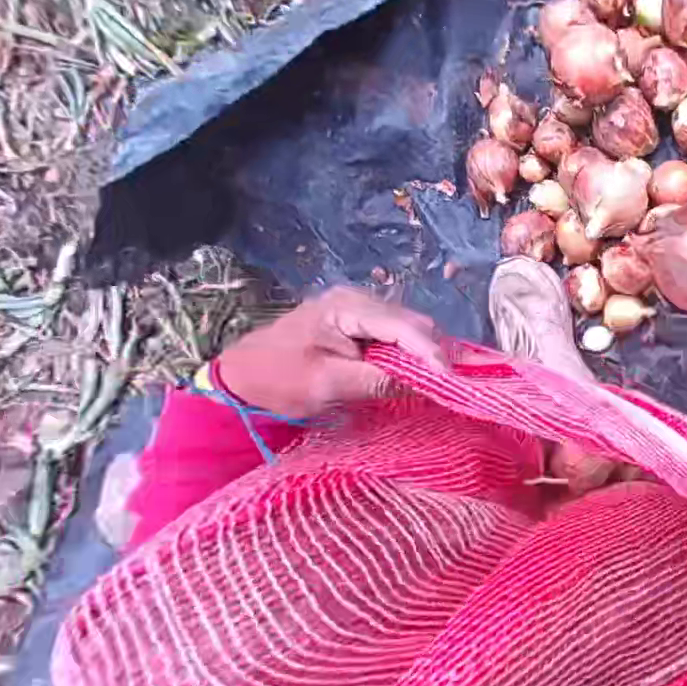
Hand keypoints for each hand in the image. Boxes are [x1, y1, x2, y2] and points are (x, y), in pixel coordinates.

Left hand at [215, 287, 446, 418]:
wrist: (237, 380)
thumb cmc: (279, 382)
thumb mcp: (328, 386)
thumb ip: (378, 381)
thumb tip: (426, 383)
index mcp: (347, 308)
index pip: (403, 327)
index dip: (430, 352)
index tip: (450, 378)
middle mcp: (357, 299)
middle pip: (412, 322)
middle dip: (429, 351)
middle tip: (439, 382)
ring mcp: (357, 307)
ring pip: (408, 326)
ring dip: (419, 352)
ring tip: (427, 378)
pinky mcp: (357, 320)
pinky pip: (395, 331)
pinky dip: (406, 350)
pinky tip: (407, 369)